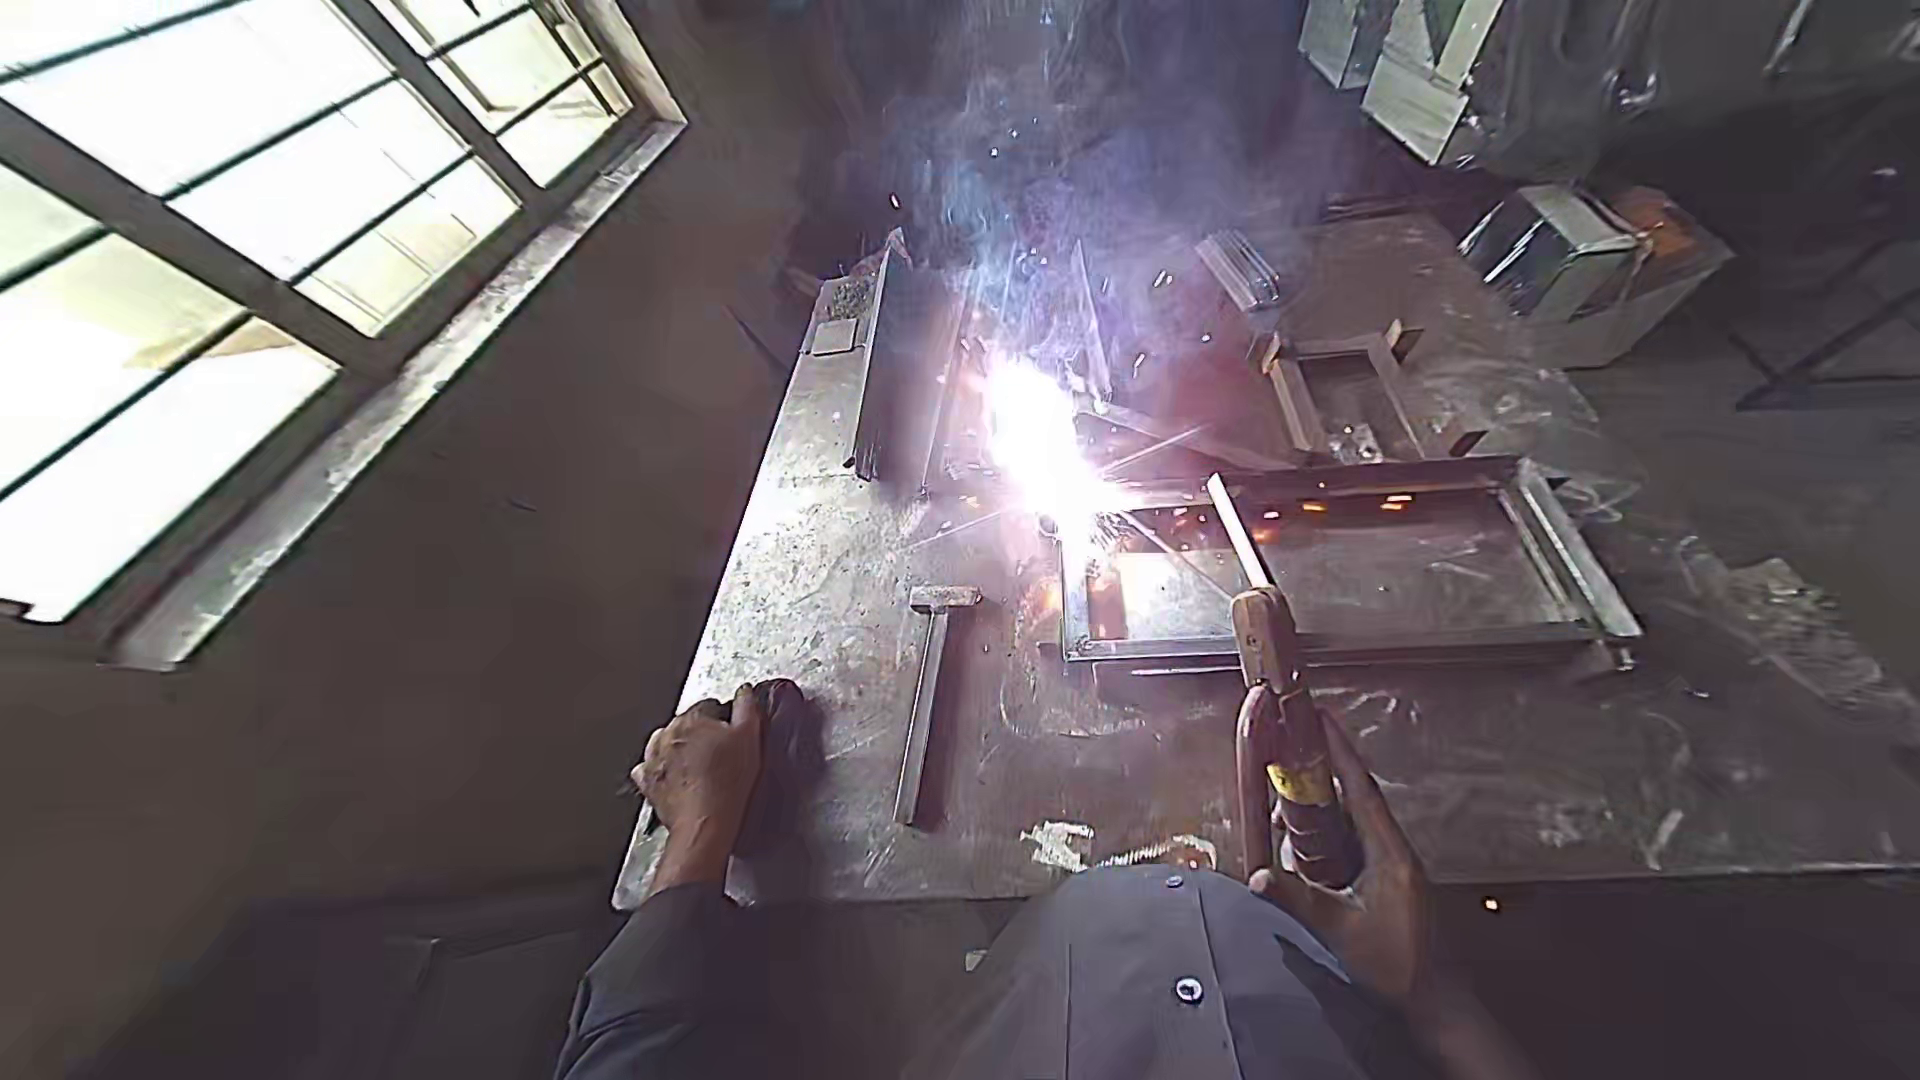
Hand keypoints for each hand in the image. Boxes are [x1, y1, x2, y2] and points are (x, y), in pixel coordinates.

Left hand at [637, 684, 764, 892]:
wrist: (705, 823)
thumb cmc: (728, 780)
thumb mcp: (750, 735)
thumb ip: (747, 706)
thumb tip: (744, 691)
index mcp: (691, 719)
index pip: (709, 706)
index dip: (725, 718)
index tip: (733, 733)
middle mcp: (666, 735)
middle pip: (687, 723)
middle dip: (702, 732)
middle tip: (721, 751)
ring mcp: (653, 759)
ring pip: (666, 742)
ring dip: (681, 748)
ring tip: (701, 764)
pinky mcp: (648, 783)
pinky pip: (650, 767)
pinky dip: (662, 768)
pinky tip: (678, 775)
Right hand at [1250, 713, 1539, 1079]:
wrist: (1441, 1007)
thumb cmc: (1399, 967)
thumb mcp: (1343, 931)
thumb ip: (1299, 899)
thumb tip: (1255, 874)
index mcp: (1389, 852)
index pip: (1361, 790)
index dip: (1341, 752)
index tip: (1322, 718)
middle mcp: (1393, 849)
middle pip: (1356, 793)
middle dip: (1326, 763)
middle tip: (1294, 740)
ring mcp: (1391, 862)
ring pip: (1353, 813)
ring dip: (1322, 794)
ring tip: (1289, 785)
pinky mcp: (1385, 875)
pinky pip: (1352, 833)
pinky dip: (1326, 820)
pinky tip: (1303, 828)